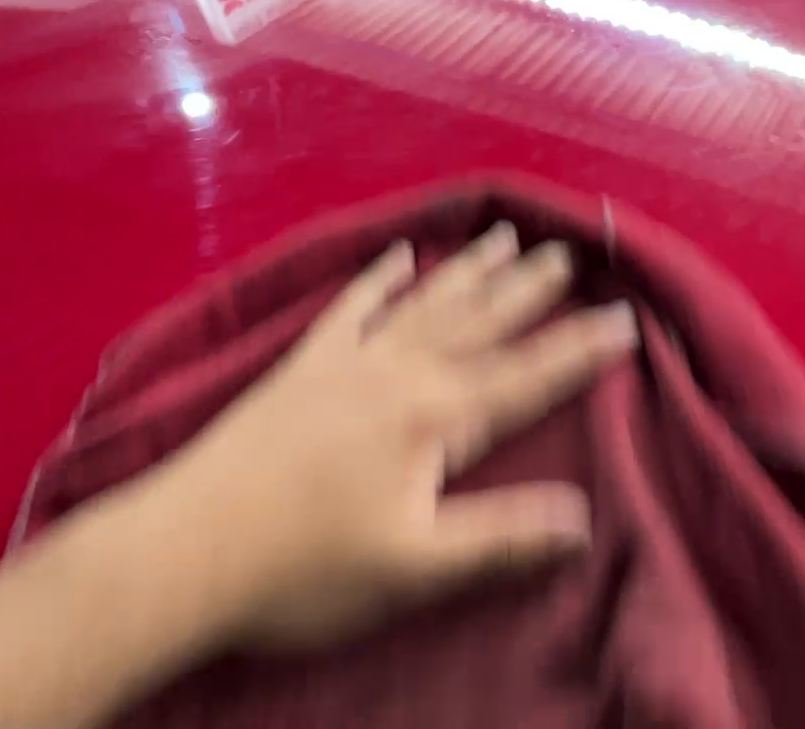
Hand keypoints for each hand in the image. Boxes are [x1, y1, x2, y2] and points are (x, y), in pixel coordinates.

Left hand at [137, 222, 638, 649]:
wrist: (178, 554)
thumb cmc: (303, 567)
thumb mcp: (414, 567)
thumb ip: (503, 537)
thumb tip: (583, 520)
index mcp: (437, 417)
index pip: (530, 376)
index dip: (582, 348)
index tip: (626, 318)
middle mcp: (404, 372)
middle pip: (484, 322)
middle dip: (533, 289)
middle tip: (568, 252)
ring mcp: (352, 360)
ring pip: (429, 303)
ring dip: (472, 271)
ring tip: (507, 237)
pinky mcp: (305, 364)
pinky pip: (351, 308)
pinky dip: (379, 280)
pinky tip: (399, 256)